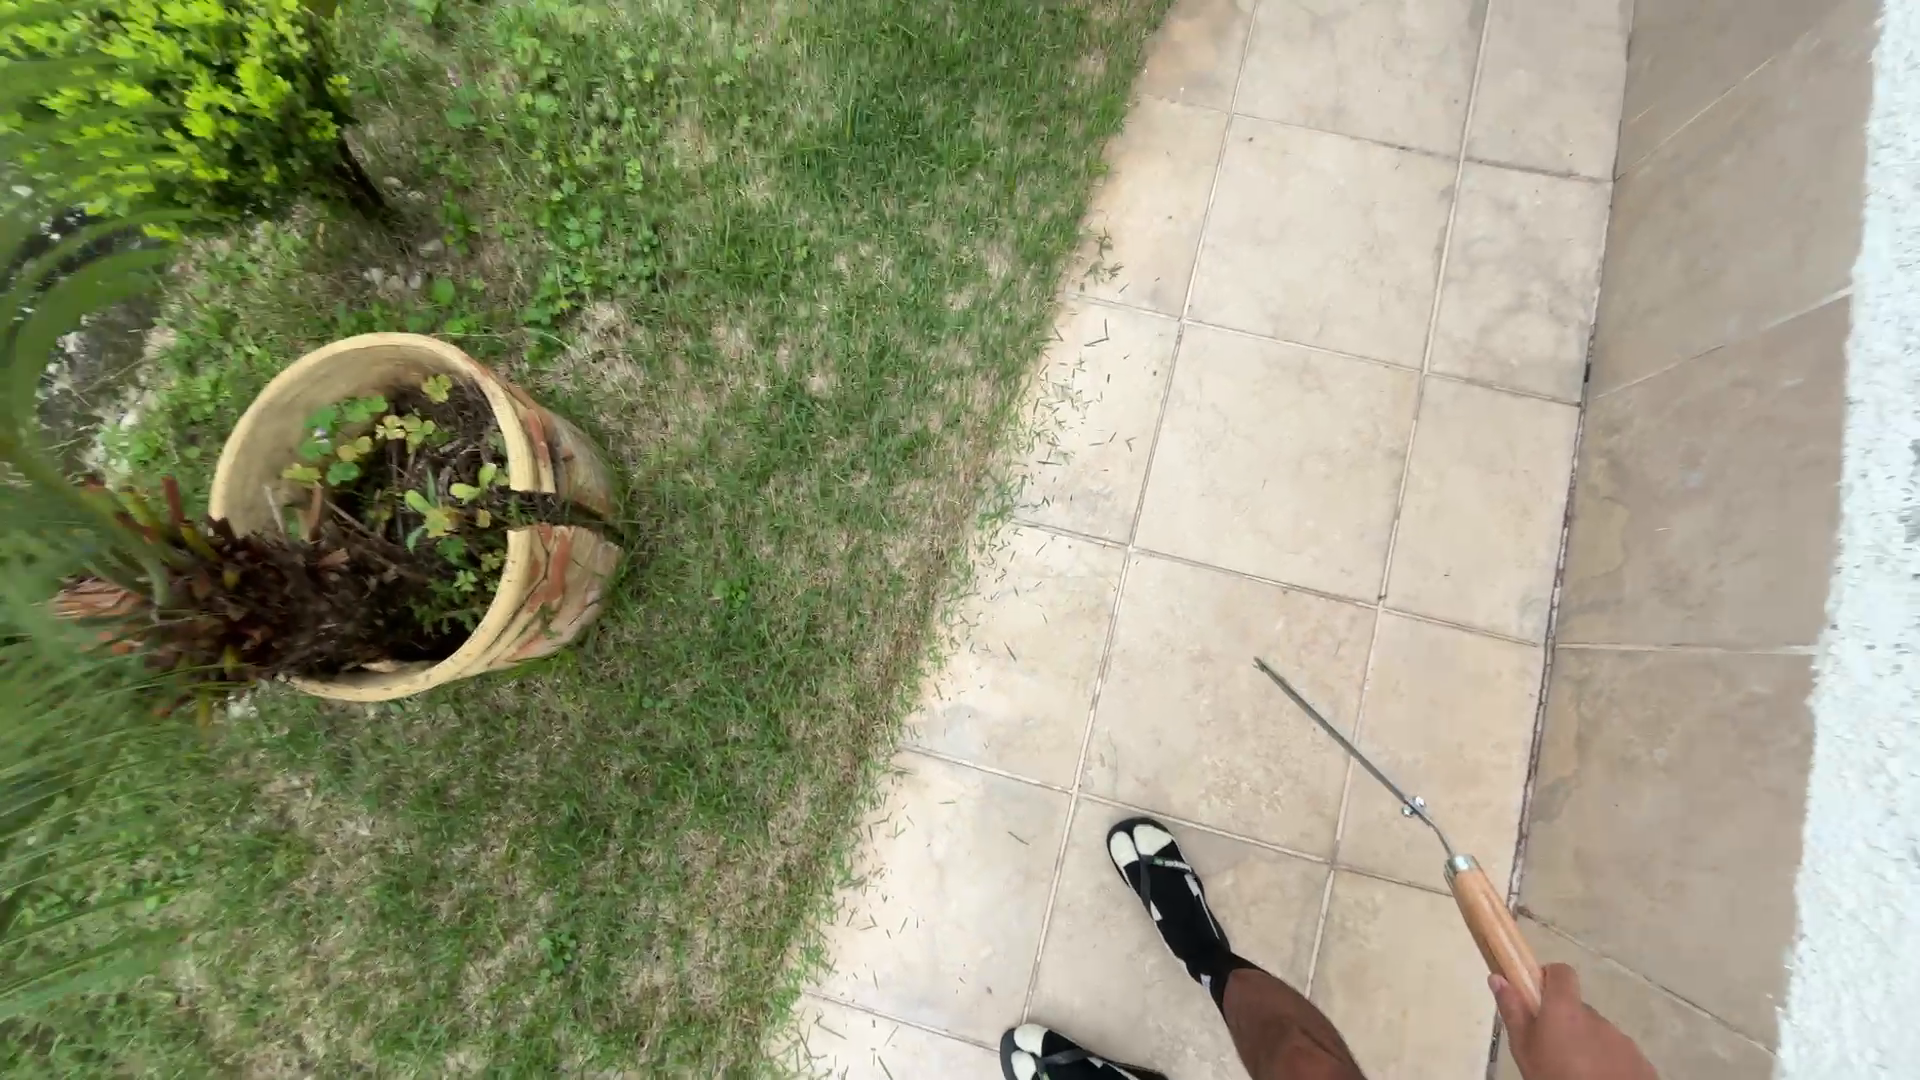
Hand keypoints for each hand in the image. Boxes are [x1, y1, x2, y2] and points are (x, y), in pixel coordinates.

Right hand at [1492, 964, 1658, 1079]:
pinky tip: (1600, 1079)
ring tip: (1579, 1070)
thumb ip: (1512, 1010)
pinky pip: (1621, 1055)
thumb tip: (1498, 977)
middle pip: (1579, 1009)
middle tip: (1555, 1049)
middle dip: (1567, 1023)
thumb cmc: (1554, 1076)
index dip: (1550, 979)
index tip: (1539, 997)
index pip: (1562, 973)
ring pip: (1600, 1034)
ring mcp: (1625, 1043)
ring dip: (1589, 1044)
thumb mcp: (1524, 1048)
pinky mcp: (1644, 1066)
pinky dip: (1611, 1063)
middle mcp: (1598, 1019)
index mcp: (1566, 1009)